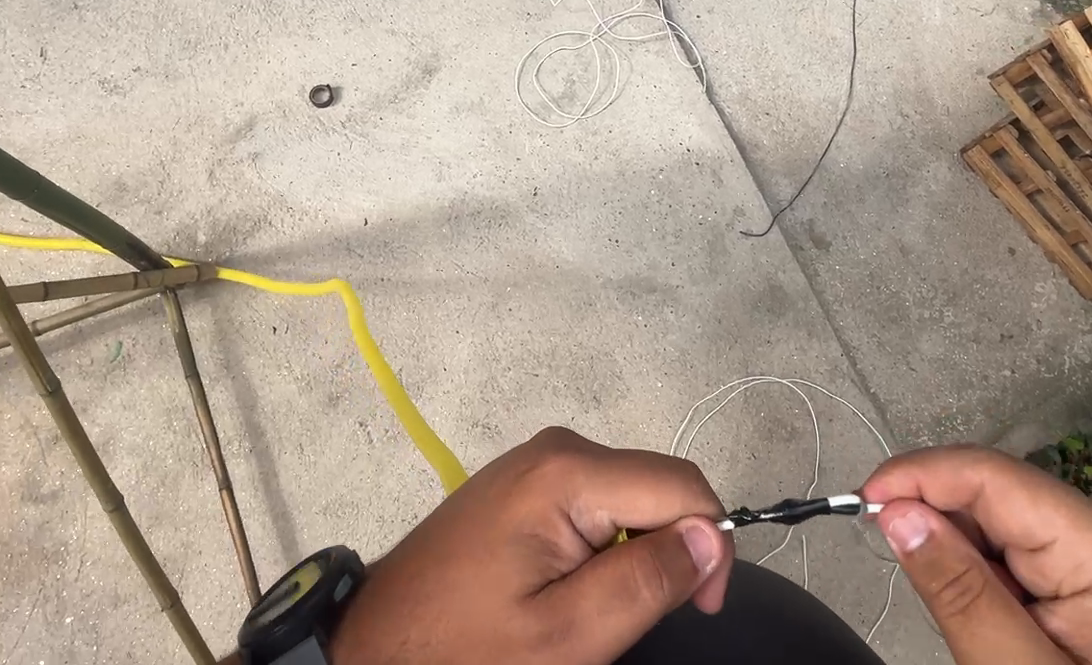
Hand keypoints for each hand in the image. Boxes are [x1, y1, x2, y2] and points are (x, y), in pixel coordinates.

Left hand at [330, 427, 732, 664]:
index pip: (682, 485)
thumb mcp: (568, 634)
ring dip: (634, 550)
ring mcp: (537, 460)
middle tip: (633, 619)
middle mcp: (559, 446)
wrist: (380, 642)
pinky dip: (603, 542)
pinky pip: (594, 500)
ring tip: (593, 606)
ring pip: (628, 496)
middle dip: (667, 548)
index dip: (710, 545)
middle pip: (655, 486)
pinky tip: (570, 582)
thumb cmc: (471, 646)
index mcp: (570, 470)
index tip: (700, 608)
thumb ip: (647, 578)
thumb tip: (710, 534)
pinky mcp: (525, 480)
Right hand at [863, 445, 1091, 664]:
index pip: (989, 474)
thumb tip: (893, 510)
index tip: (859, 505)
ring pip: (998, 522)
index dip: (917, 476)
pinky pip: (1018, 554)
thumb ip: (960, 592)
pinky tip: (983, 615)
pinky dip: (982, 574)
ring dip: (956, 549)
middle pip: (992, 492)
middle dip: (934, 516)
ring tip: (954, 612)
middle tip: (897, 566)